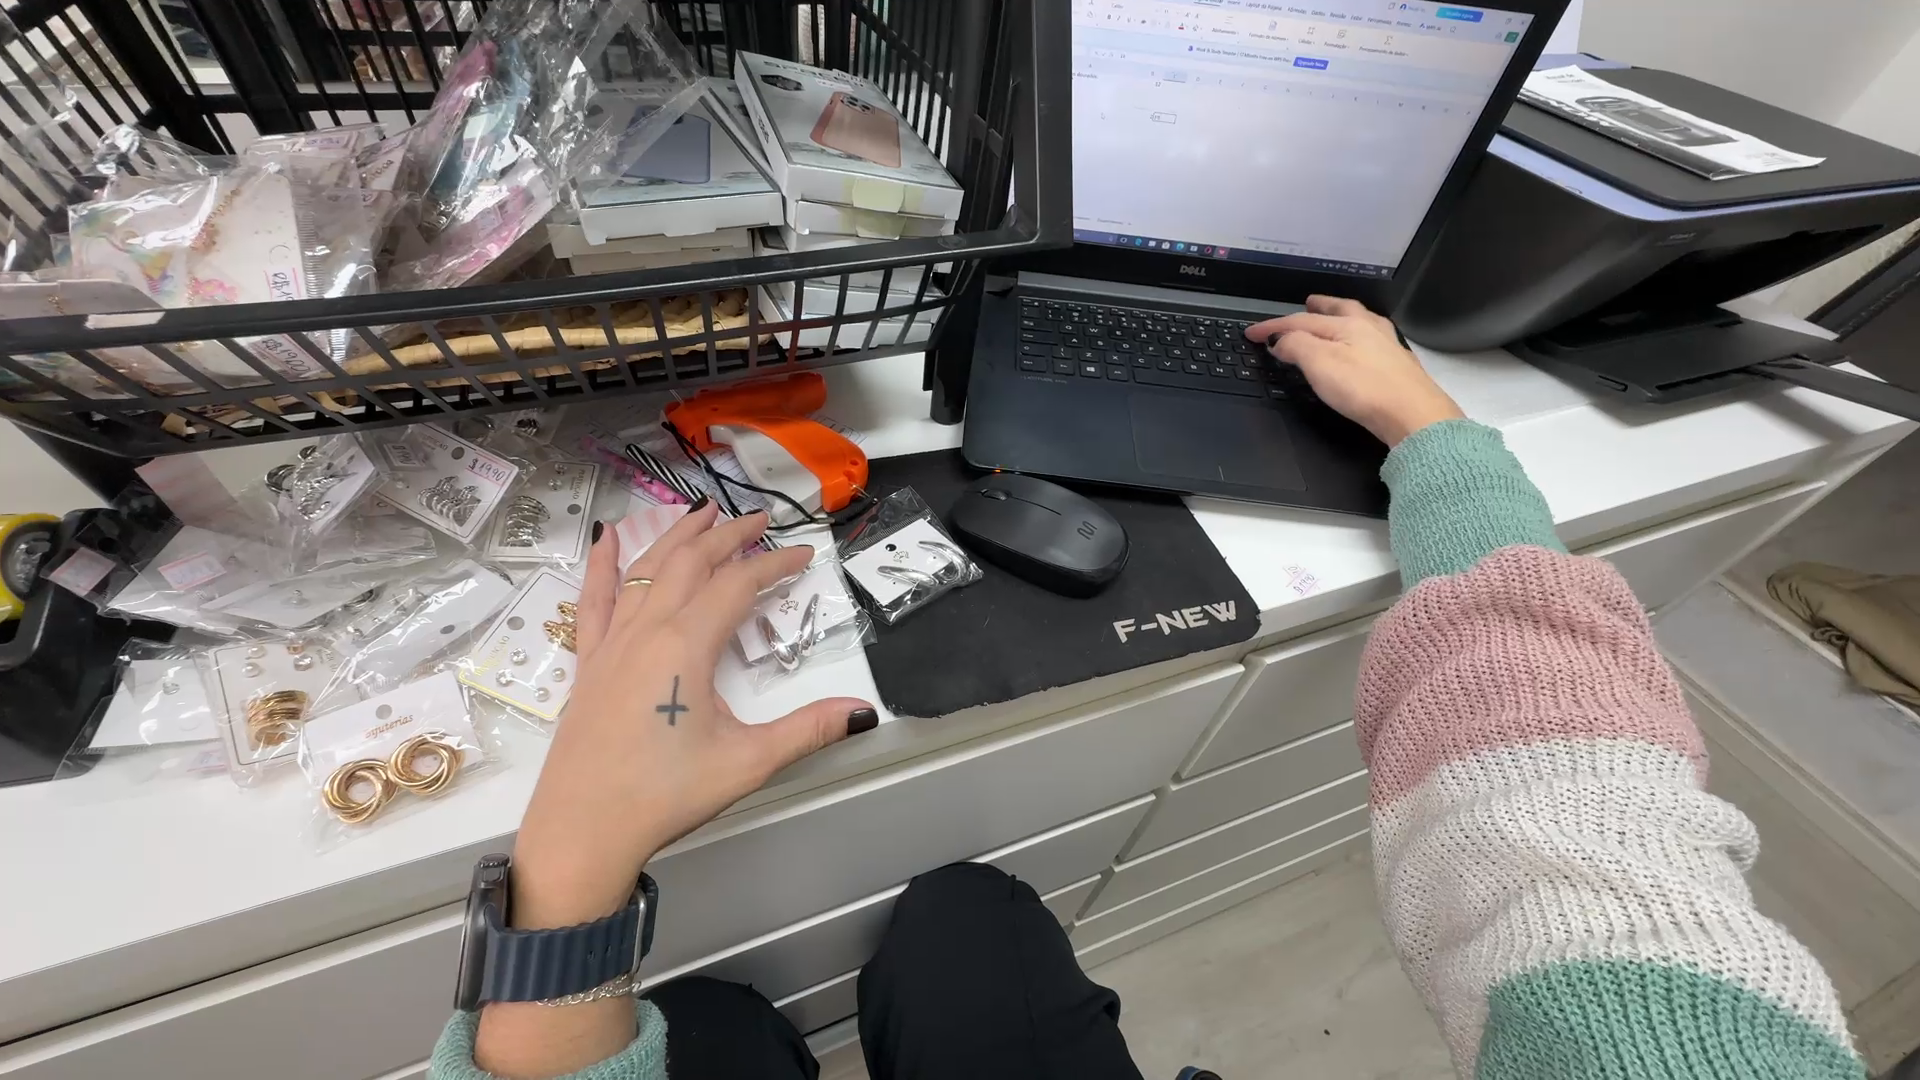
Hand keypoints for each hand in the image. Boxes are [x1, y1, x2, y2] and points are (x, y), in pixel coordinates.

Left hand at [509, 502, 875, 930]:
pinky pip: (593, 600)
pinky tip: (606, 538)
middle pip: (691, 562)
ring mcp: (612, 643)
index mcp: (686, 646)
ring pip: (646, 570)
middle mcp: (647, 630)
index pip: (738, 585)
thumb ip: (808, 730)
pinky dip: (603, 564)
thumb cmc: (666, 795)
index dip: (775, 564)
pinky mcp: (590, 661)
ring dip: (678, 536)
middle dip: (729, 534)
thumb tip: (863, 711)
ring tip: (703, 512)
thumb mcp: (748, 762)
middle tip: (760, 520)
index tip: (804, 554)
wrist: (582, 834)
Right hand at [1245, 295, 1462, 446]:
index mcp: (1347, 325)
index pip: (1300, 322)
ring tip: (1332, 318)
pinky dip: (1358, 336)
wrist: (1411, 415)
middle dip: (1319, 306)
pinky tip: (1358, 346)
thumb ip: (1295, 346)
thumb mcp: (1319, 364)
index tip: (1251, 333)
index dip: (1272, 327)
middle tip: (1307, 303)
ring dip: (1342, 316)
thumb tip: (1279, 339)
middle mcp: (1368, 330)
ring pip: (1359, 322)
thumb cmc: (1365, 389)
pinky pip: (1371, 340)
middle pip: (1339, 311)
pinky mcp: (1396, 367)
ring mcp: (1385, 347)